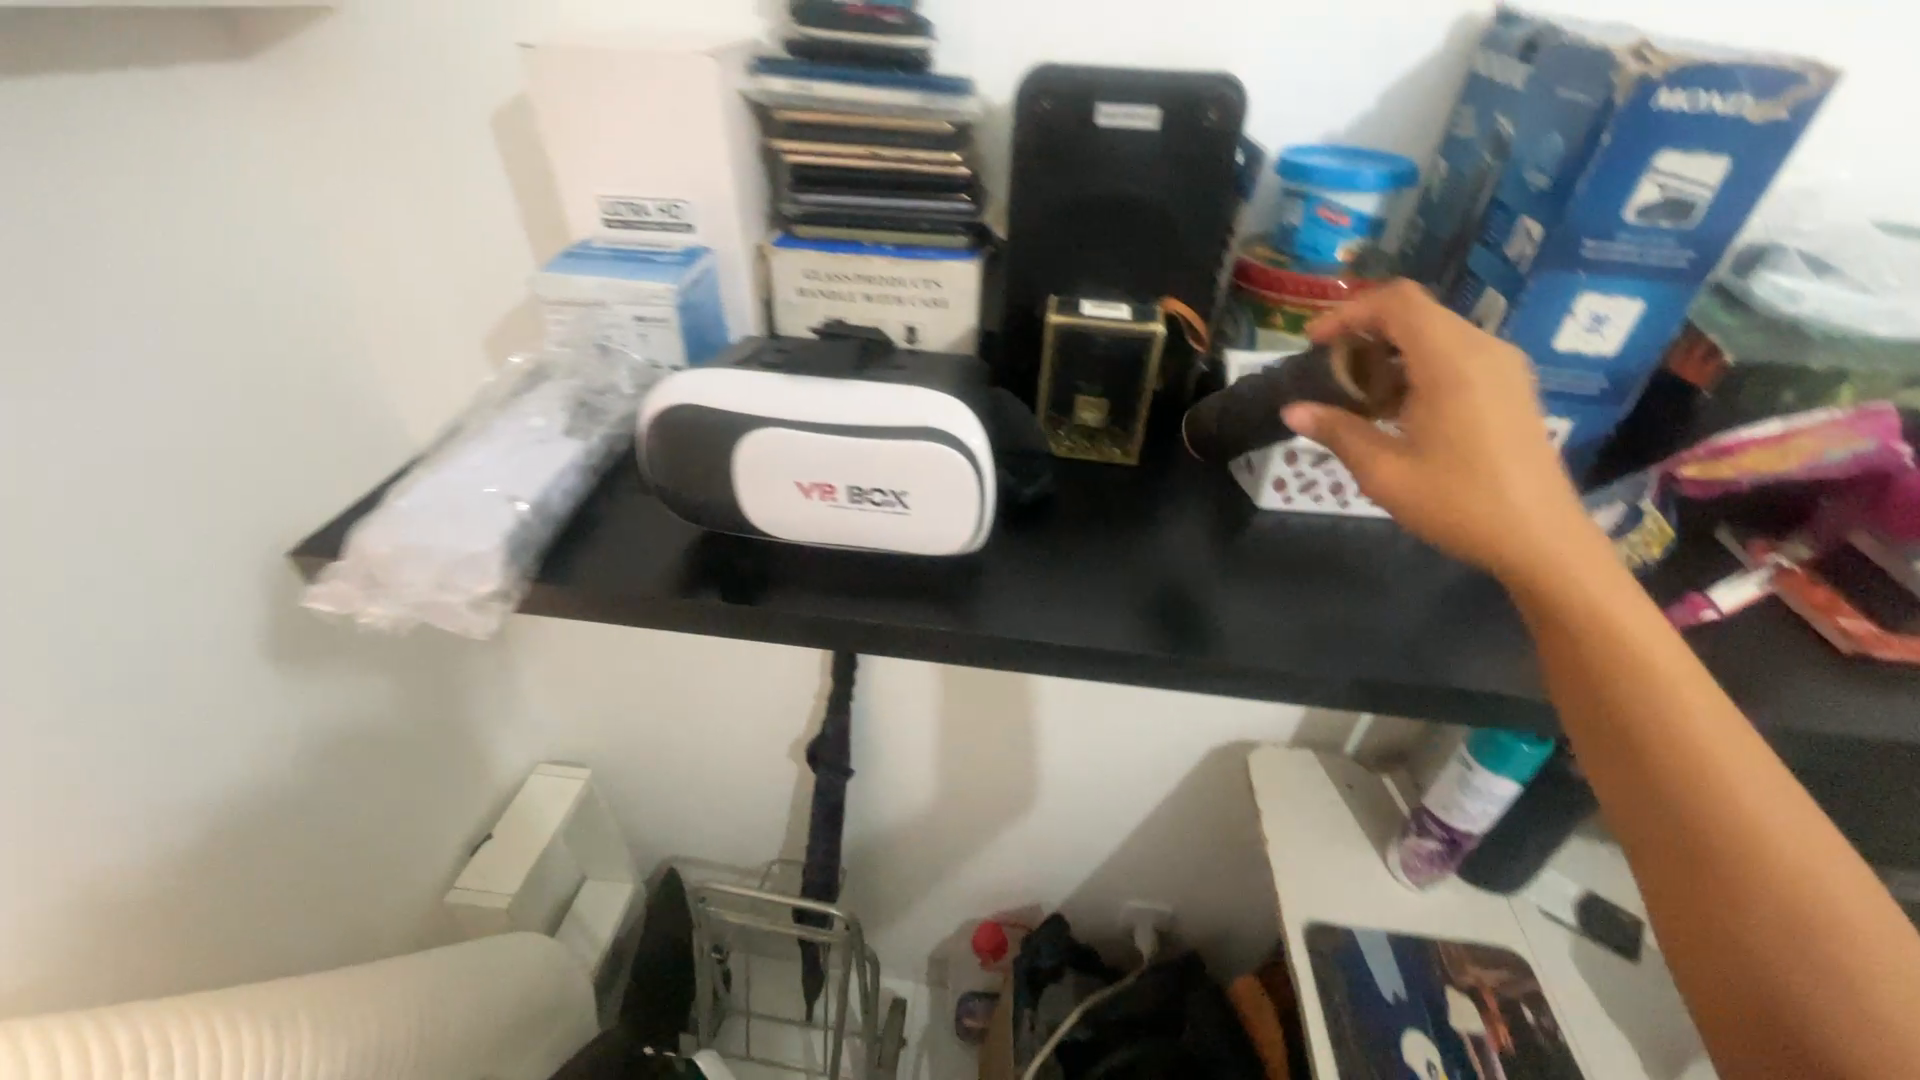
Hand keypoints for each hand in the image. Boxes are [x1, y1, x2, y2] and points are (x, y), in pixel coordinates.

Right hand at [1283, 280, 1596, 584]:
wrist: (1539, 538)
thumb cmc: (1458, 503)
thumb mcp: (1384, 471)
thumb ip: (1337, 431)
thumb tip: (1292, 410)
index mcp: (1451, 362)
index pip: (1396, 302)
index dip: (1349, 313)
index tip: (1314, 344)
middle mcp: (1482, 350)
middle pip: (1416, 313)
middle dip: (1365, 333)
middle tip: (1329, 372)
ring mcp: (1502, 367)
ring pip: (1436, 334)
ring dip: (1390, 353)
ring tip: (1357, 395)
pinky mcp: (1510, 387)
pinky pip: (1456, 356)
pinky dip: (1417, 367)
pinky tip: (1396, 409)